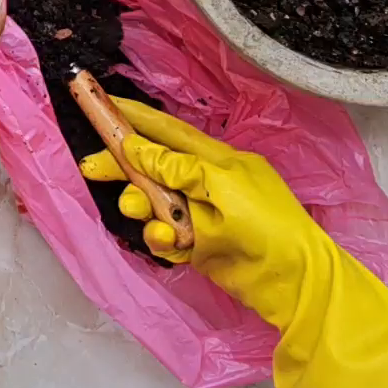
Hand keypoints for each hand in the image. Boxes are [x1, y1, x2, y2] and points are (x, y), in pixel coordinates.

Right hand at [80, 96, 333, 326]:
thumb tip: (134, 146)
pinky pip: (163, 233)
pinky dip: (160, 236)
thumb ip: (175, 165)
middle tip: (91, 169)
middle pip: (149, 165)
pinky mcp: (194, 244)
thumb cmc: (266, 222)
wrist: (295, 283)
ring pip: (151, 201)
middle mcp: (200, 180)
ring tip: (137, 211)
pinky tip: (170, 242)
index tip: (102, 104)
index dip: (133, 115)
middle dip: (122, 166)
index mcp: (211, 156)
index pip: (164, 129)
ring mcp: (196, 213)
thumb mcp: (221, 183)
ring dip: (140, 204)